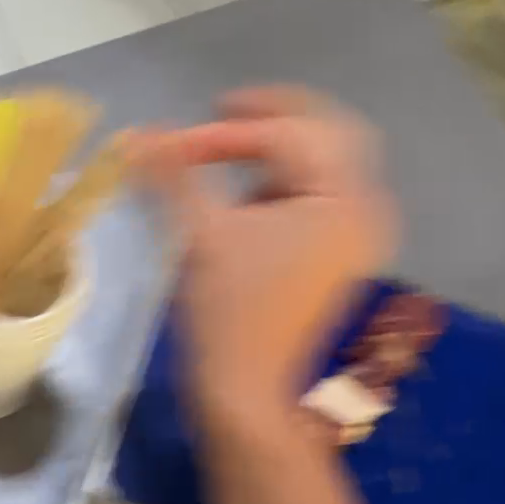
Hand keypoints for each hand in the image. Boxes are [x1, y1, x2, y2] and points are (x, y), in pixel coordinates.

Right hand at [131, 86, 397, 412]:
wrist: (244, 391)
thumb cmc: (227, 316)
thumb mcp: (201, 237)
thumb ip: (172, 178)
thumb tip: (138, 133)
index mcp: (345, 198)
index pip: (290, 135)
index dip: (228, 132)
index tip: (174, 145)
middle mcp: (367, 209)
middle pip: (327, 136)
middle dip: (270, 122)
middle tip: (221, 112)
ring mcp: (356, 237)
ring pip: (323, 168)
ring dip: (276, 156)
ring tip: (228, 163)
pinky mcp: (337, 259)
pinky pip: (317, 202)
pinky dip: (282, 189)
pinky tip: (246, 206)